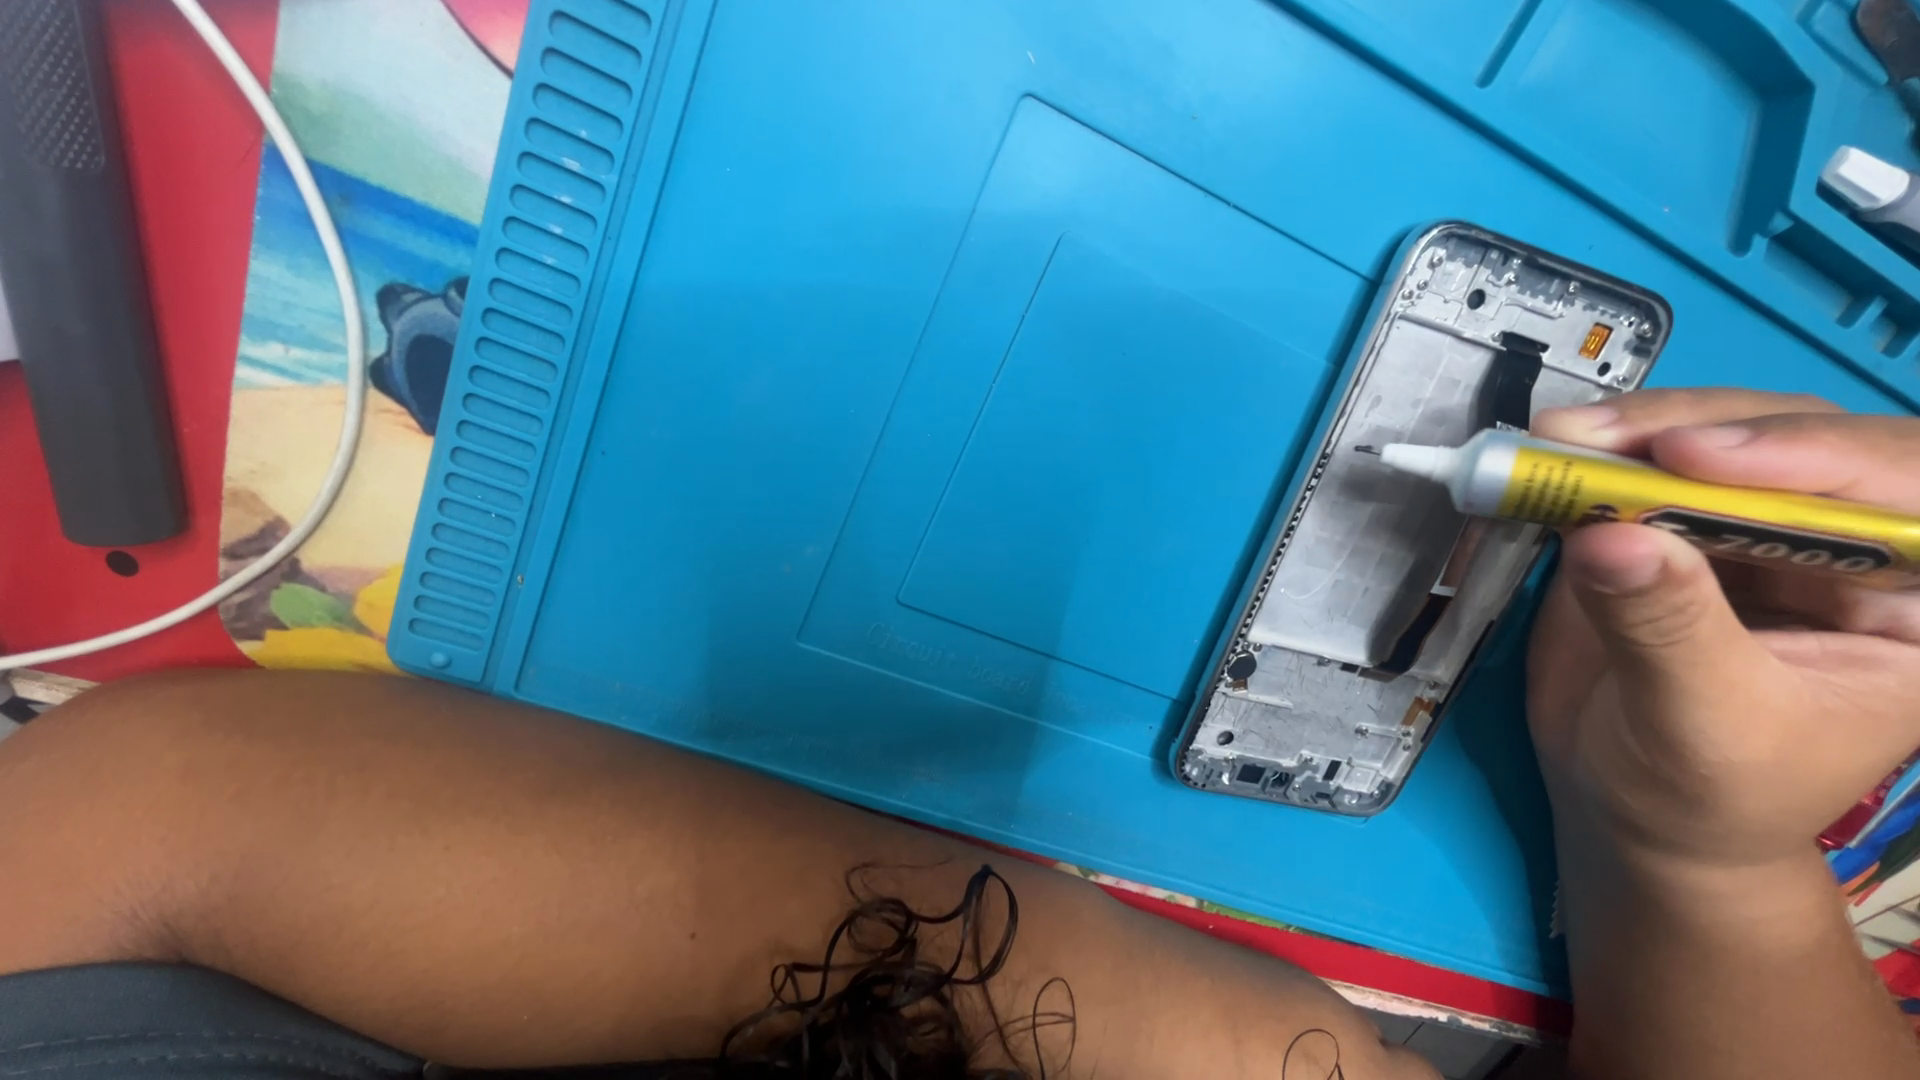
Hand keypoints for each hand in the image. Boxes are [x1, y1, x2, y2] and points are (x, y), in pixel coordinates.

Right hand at [1527, 388, 1919, 870]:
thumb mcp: (1702, 722)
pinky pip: (1627, 479)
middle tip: (1592, 436)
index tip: (1692, 456)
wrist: (1633, 810)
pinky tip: (1539, 461)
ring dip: (1627, 435)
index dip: (1817, 457)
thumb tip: (1609, 539)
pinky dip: (1578, 467)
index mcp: (1909, 599)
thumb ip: (1668, 630)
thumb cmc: (1707, 792)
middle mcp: (1836, 549)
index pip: (1904, 499)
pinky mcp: (1655, 533)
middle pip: (1799, 445)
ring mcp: (1738, 534)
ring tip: (1551, 441)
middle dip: (1696, 425)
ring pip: (1709, 442)